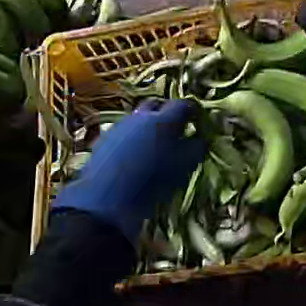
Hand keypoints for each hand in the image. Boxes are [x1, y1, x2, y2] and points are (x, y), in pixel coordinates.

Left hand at [52, 98, 203, 241]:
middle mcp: (141, 116)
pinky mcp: (104, 139)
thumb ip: (196, 149)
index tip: (199, 122)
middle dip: (168, 114)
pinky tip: (134, 157)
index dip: (194, 112)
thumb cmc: (152, 183)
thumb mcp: (183, 168)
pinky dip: (132, 139)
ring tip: (154, 147)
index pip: (185, 105)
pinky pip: (124, 132)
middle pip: (158, 105)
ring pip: (139, 119)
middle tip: (176, 131)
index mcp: (165, 120)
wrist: (106, 200)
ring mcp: (120, 125)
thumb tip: (202, 139)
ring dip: (149, 127)